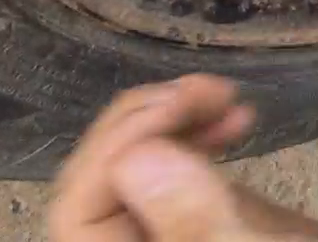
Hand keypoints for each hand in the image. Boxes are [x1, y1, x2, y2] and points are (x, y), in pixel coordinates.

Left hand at [48, 76, 317, 241]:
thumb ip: (195, 218)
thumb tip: (136, 157)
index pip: (81, 209)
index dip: (125, 143)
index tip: (187, 101)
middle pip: (96, 181)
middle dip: (149, 120)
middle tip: (214, 90)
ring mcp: (156, 229)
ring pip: (128, 165)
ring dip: (172, 117)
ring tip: (227, 95)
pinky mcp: (189, 210)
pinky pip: (167, 164)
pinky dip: (195, 130)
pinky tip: (236, 116)